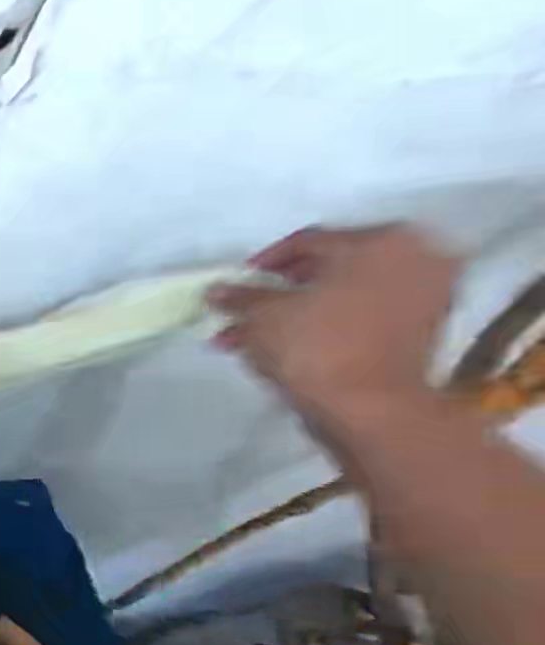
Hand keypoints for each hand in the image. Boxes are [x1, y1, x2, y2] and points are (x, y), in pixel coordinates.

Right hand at [210, 224, 461, 426]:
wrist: (367, 402)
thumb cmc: (313, 345)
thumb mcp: (260, 315)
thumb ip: (239, 296)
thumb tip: (218, 290)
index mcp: (380, 242)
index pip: (308, 241)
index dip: (261, 263)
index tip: (232, 285)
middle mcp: (414, 257)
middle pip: (328, 267)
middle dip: (276, 291)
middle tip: (239, 311)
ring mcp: (425, 292)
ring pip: (340, 294)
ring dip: (291, 311)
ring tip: (247, 336)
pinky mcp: (420, 325)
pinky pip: (359, 313)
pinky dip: (321, 323)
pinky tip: (281, 344)